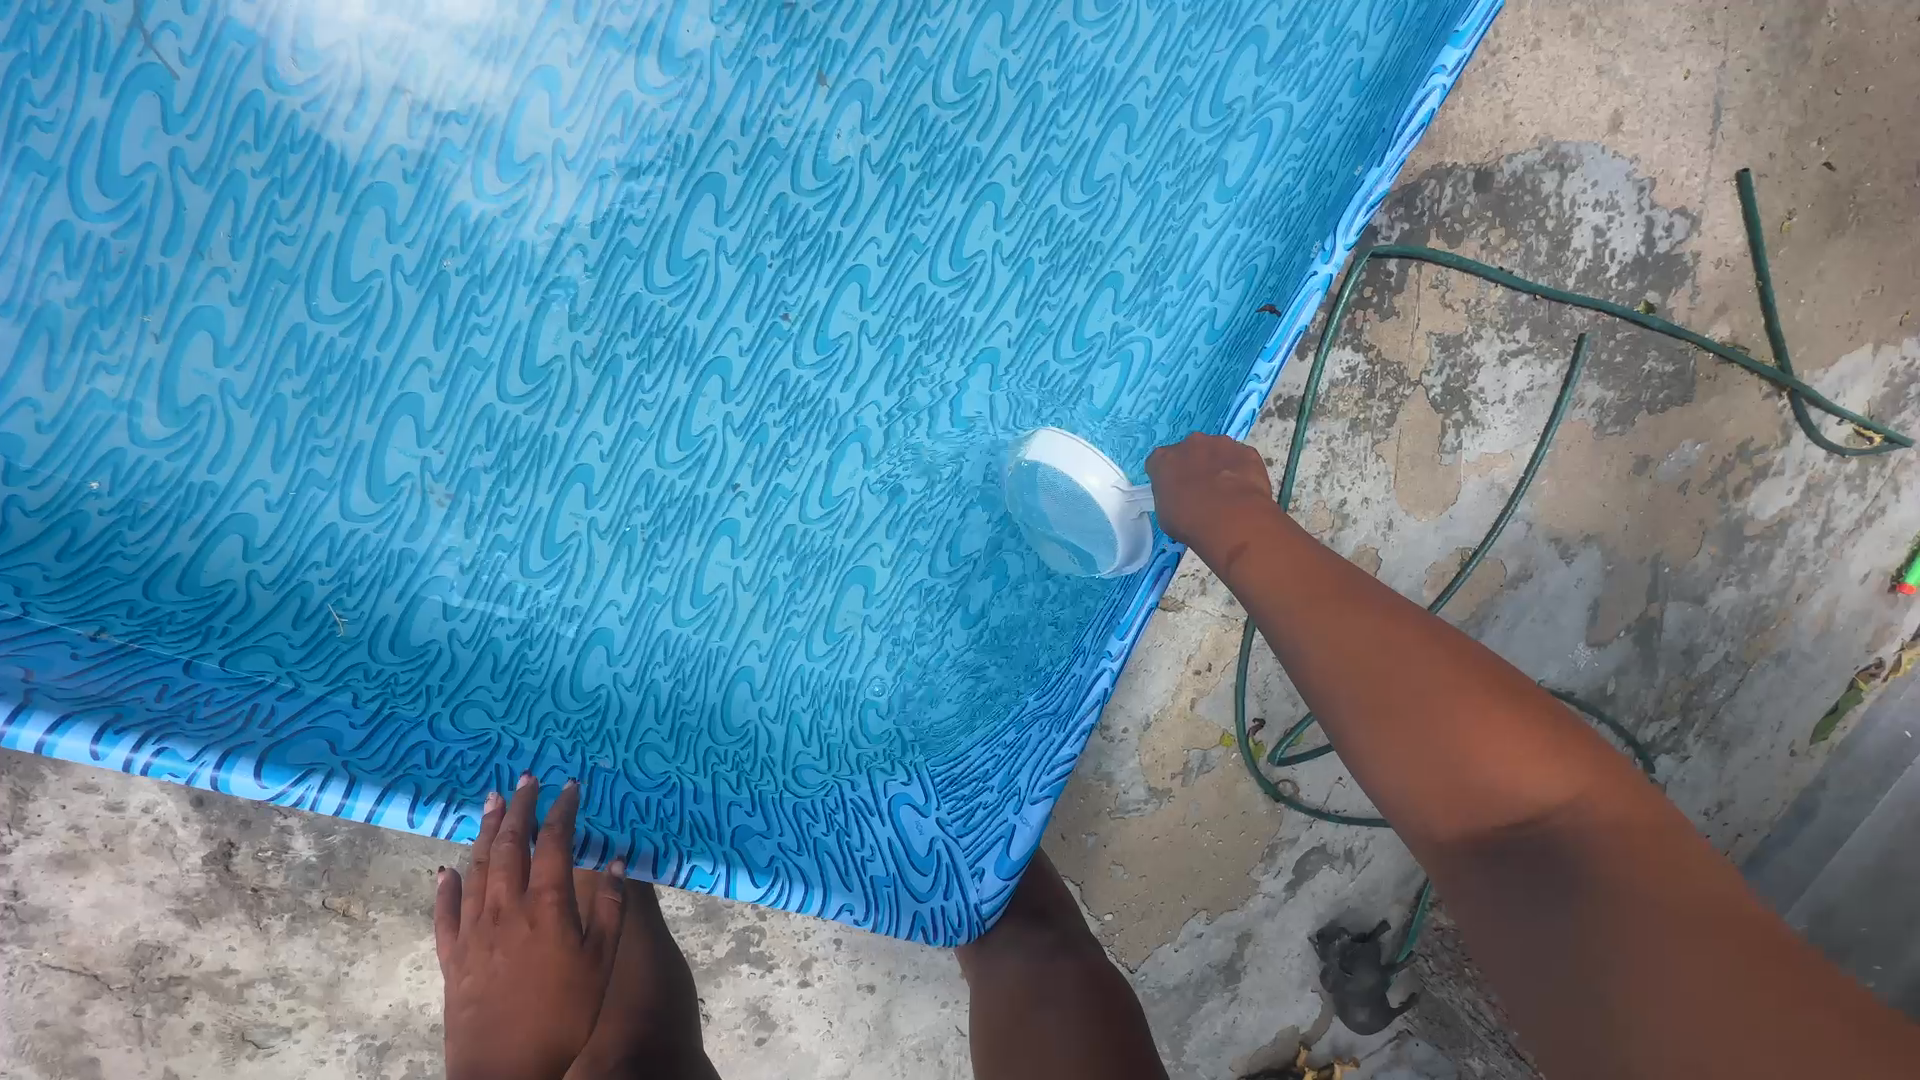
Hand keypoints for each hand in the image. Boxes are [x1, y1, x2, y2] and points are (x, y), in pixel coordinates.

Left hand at [436, 776, 626, 1079]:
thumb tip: (614, 859)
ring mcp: (474, 932)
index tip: (570, 786)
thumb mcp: (602, 960)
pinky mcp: (452, 958)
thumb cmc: (566, 1013)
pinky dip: (445, 888)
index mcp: (547, 906)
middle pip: (511, 846)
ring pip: (477, 869)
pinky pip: (445, 914)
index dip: (563, 811)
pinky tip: (445, 870)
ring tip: (492, 804)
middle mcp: (506, 909)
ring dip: (486, 832)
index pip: (554, 843)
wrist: (507, 1070)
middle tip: (526, 780)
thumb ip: (609, 906)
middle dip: (520, 809)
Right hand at [1145, 434, 1280, 570]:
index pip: (1160, 463)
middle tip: (1201, 491)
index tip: (1174, 492)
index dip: (1167, 478)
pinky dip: (1241, 470)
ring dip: (1218, 465)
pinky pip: (1241, 459)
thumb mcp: (1165, 514)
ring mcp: (1221, 444)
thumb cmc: (1190, 522)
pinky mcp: (1248, 451)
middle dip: (1194, 467)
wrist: (1234, 521)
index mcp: (1163, 459)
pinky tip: (1244, 491)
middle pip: (1189, 452)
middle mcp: (1190, 443)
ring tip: (1226, 492)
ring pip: (1217, 452)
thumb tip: (1180, 496)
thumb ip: (1169, 496)